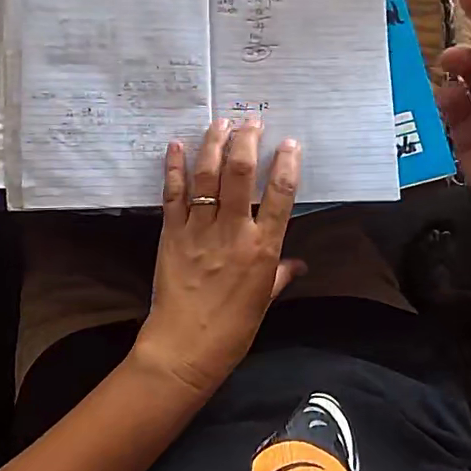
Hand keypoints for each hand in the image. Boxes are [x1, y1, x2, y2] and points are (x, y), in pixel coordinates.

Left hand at [133, 119, 304, 394]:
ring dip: (213, 145)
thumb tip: (299, 264)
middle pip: (241, 175)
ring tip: (220, 122)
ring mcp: (199, 230)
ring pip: (207, 177)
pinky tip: (177, 145)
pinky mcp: (171, 233)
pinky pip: (173, 195)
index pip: (279, 195)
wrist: (185, 348)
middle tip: (251, 122)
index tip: (289, 142)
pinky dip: (174, 168)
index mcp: (262, 248)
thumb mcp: (264, 301)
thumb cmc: (232, 329)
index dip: (286, 164)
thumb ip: (281, 275)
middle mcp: (232, 231)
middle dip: (247, 142)